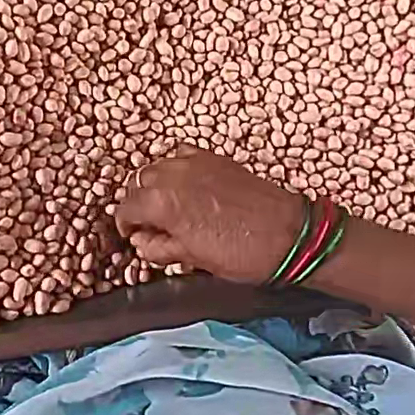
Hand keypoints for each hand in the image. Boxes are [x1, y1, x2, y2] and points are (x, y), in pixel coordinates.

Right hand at [114, 147, 308, 283]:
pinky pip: (180, 156)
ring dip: (154, 185)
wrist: (288, 233)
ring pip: (156, 167)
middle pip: (137, 184)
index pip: (126, 208)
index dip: (126, 225)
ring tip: (166, 205)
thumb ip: (159, 247)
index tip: (133, 234)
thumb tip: (142, 242)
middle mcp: (170, 175)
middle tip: (150, 224)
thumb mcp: (193, 259)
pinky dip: (175, 168)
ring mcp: (192, 162)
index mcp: (160, 203)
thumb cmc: (241, 253)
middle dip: (139, 203)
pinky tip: (184, 185)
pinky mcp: (212, 157)